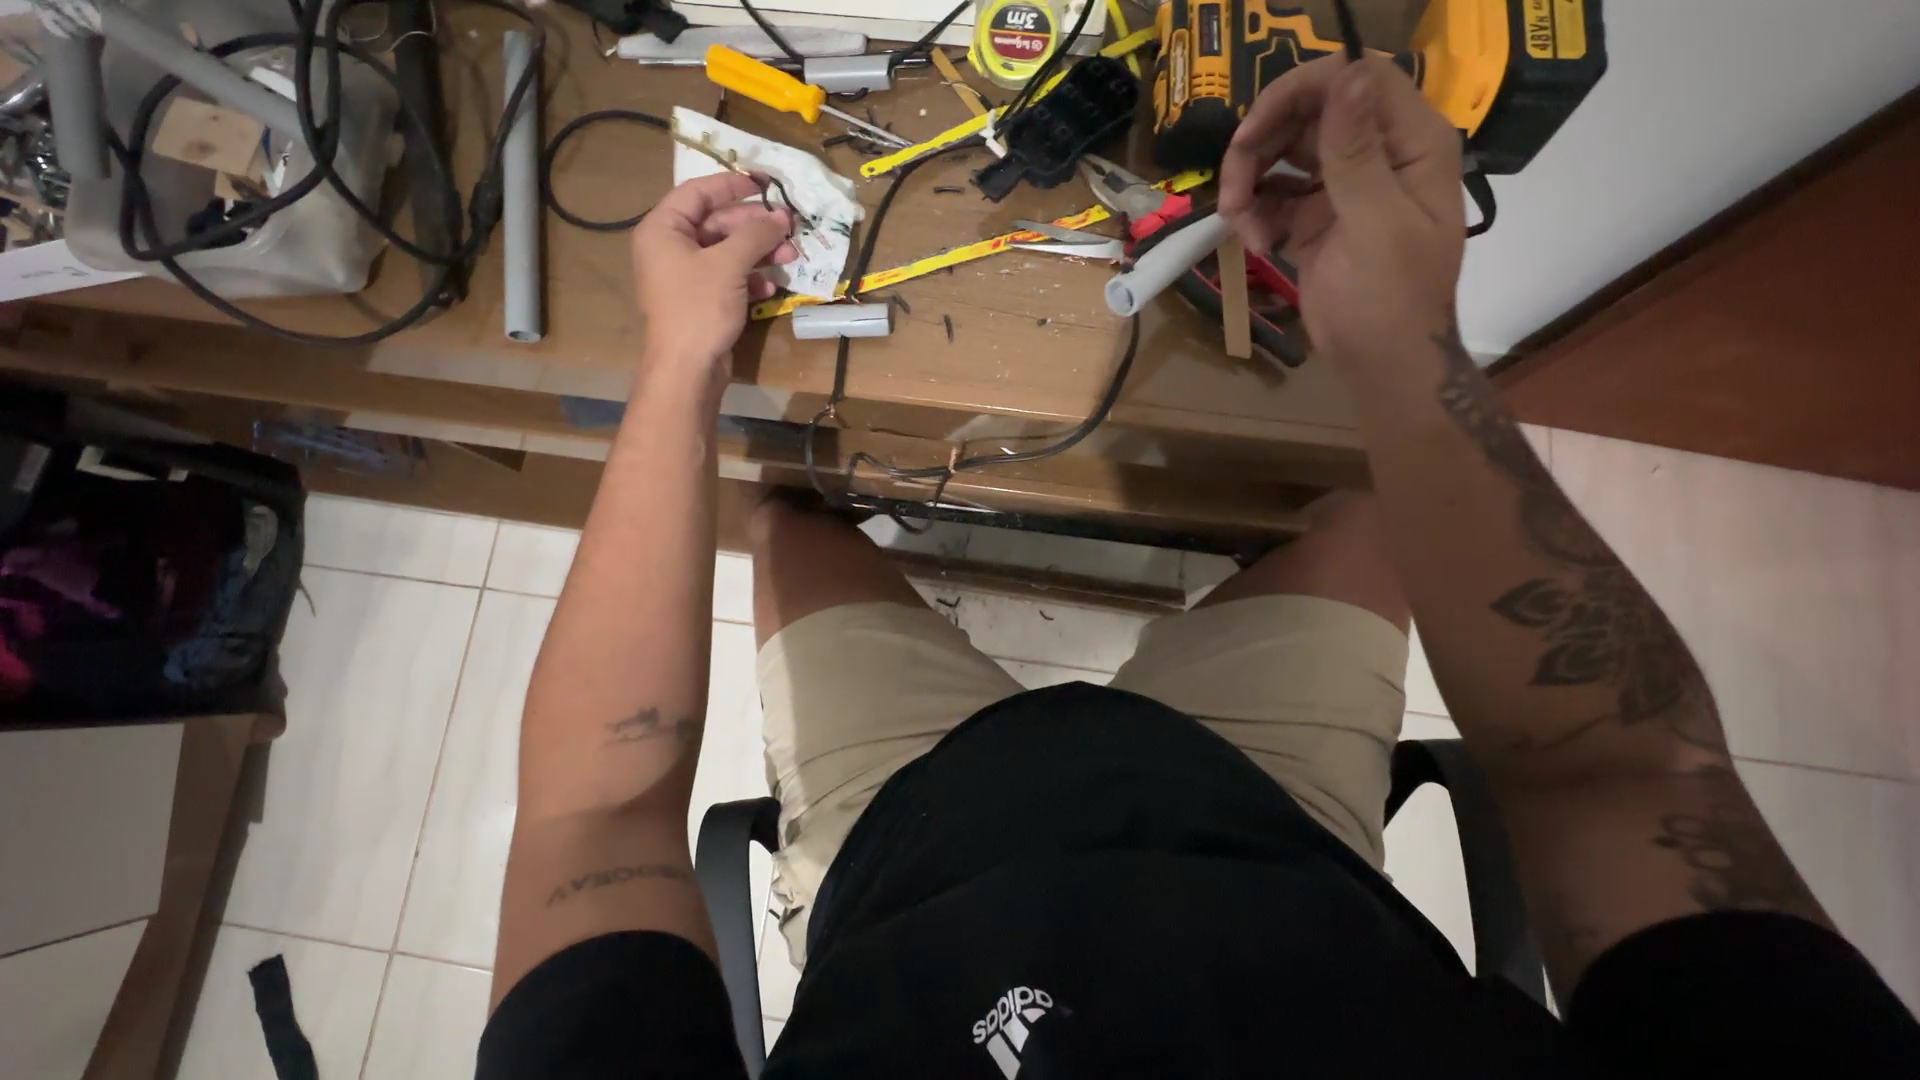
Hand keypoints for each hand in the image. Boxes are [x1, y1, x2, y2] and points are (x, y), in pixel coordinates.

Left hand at [632, 172, 797, 370]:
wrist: (687, 368)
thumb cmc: (699, 307)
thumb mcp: (728, 264)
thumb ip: (755, 234)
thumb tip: (780, 217)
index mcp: (663, 230)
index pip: (697, 193)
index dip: (730, 185)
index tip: (763, 183)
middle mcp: (670, 249)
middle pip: (716, 224)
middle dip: (754, 225)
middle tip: (788, 225)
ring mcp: (686, 278)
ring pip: (726, 253)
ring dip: (759, 253)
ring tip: (791, 256)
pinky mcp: (701, 302)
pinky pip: (728, 280)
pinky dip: (750, 280)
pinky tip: (772, 287)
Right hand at [1219, 56, 1464, 361]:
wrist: (1380, 363)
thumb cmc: (1389, 300)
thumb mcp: (1375, 226)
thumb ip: (1357, 154)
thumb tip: (1348, 77)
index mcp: (1410, 143)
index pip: (1354, 79)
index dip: (1298, 92)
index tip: (1251, 133)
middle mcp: (1378, 153)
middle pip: (1308, 114)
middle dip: (1261, 148)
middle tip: (1232, 193)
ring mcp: (1344, 186)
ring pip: (1283, 153)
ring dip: (1250, 184)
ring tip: (1241, 227)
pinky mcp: (1315, 217)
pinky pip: (1274, 195)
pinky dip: (1256, 214)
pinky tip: (1256, 244)